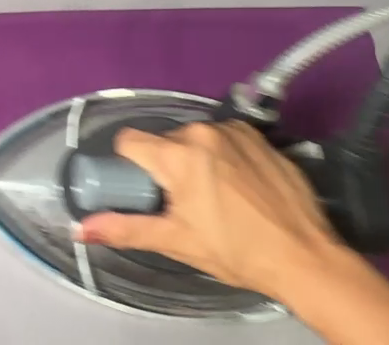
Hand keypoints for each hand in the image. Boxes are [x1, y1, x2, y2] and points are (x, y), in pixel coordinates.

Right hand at [77, 121, 341, 296]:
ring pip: (196, 139)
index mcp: (176, 155)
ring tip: (220, 195)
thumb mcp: (178, 243)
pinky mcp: (259, 135)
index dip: (130, 165)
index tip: (146, 189)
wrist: (307, 257)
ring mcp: (233, 130)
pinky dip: (225, 155)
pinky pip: (226, 137)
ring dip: (198, 160)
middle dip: (168, 167)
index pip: (129, 141)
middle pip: (165, 142)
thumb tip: (81, 229)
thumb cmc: (237, 252)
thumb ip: (127, 229)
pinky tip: (242, 184)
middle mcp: (200, 131)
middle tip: (187, 202)